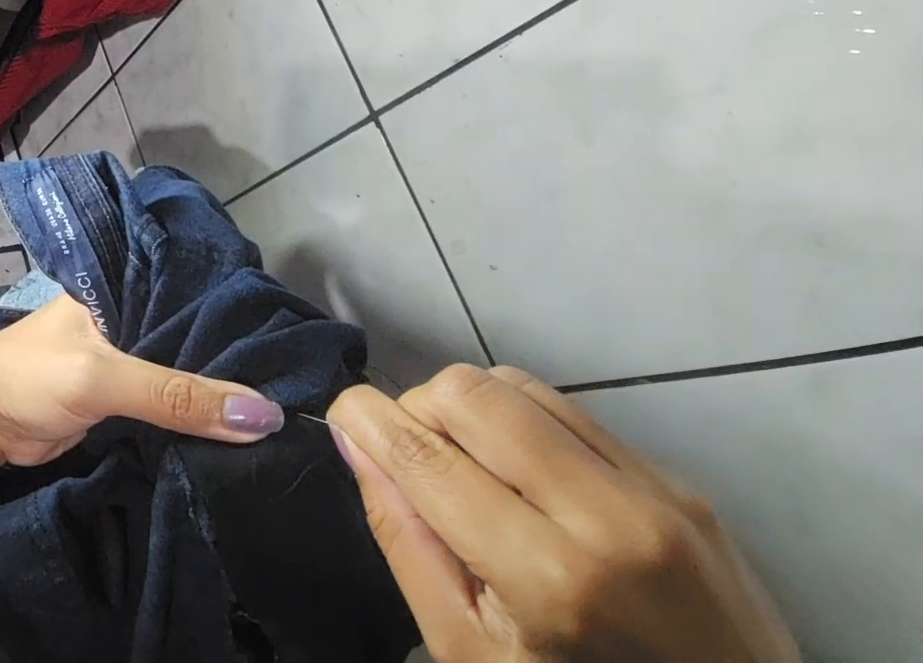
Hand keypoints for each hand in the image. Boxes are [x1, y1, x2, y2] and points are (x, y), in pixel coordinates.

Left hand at [0, 295, 286, 485]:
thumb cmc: (29, 378)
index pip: (191, 289)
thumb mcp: (101, 378)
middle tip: (301, 378)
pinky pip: (172, 400)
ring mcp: (125, 357)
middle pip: (193, 332)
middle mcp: (128, 314)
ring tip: (287, 402)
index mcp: (120, 286)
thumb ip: (175, 394)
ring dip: (220, 389)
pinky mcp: (122, 395)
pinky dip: (198, 413)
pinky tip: (241, 427)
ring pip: (185, 369)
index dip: (237, 309)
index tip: (294, 334)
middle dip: (235, 354)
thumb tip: (266, 416)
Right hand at [328, 364, 798, 662]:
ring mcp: (656, 491)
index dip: (365, 419)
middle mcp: (610, 517)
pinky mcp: (678, 480)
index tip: (342, 416)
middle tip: (412, 457)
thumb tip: (354, 441)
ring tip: (467, 463)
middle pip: (470, 394)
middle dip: (417, 408)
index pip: (426, 456)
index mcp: (550, 578)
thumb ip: (404, 538)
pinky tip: (519, 472)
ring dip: (466, 408)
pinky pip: (565, 407)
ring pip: (515, 384)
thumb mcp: (466, 647)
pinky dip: (516, 420)